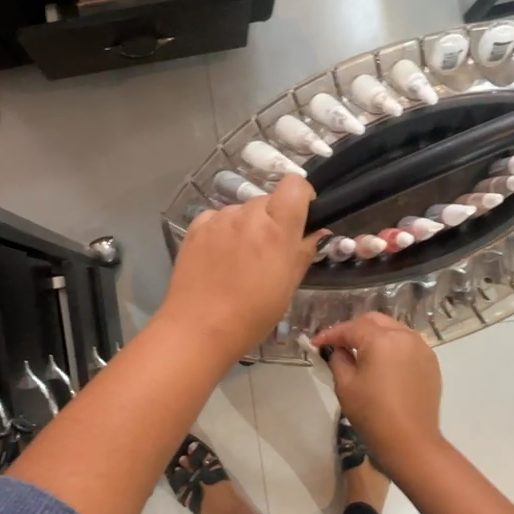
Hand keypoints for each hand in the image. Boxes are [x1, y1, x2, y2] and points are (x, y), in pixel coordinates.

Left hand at [155, 174, 321, 360]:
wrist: (198, 329)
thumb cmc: (251, 315)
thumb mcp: (288, 286)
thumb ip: (304, 252)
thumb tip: (318, 232)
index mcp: (276, 228)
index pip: (295, 185)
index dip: (301, 197)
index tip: (300, 218)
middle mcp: (247, 215)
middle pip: (267, 200)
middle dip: (272, 220)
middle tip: (268, 253)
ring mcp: (218, 220)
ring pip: (241, 211)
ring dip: (246, 227)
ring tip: (239, 262)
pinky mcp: (195, 228)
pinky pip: (217, 220)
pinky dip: (223, 233)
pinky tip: (219, 260)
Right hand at [311, 313, 445, 461]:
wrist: (410, 440)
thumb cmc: (372, 413)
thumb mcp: (345, 385)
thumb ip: (339, 359)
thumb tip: (339, 350)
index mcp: (381, 339)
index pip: (351, 328)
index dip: (331, 334)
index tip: (315, 344)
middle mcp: (404, 336)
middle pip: (374, 321)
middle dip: (354, 329)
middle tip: (338, 344)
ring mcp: (422, 348)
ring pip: (393, 330)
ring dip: (375, 335)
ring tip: (360, 352)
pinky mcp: (431, 362)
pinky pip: (407, 344)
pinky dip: (392, 347)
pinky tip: (382, 363)